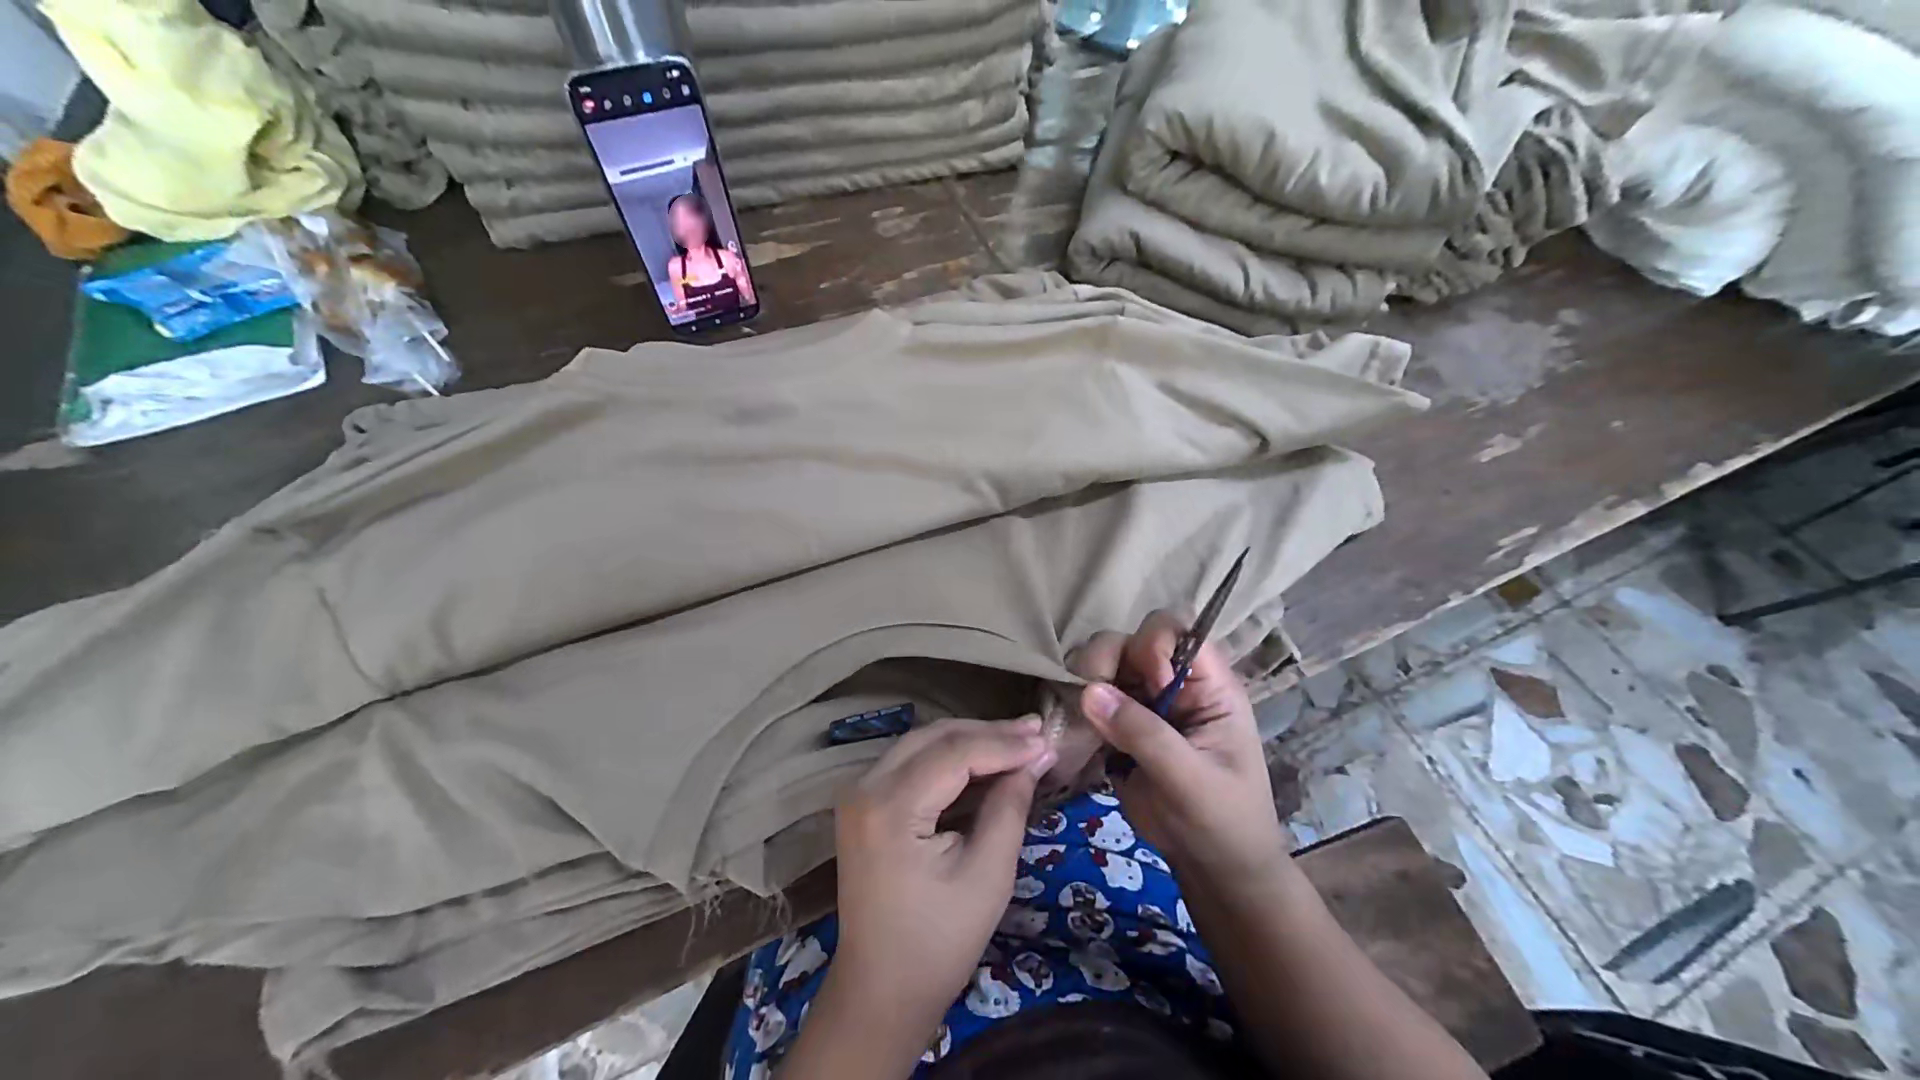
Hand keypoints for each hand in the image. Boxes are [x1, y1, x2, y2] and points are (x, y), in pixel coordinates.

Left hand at [830, 716, 1055, 1023]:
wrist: (881, 990)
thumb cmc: (938, 942)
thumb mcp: (987, 876)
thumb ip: (1009, 807)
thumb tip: (1036, 758)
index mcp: (889, 808)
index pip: (954, 753)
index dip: (1004, 743)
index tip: (1047, 739)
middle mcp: (864, 788)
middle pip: (934, 738)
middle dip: (988, 733)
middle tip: (1037, 732)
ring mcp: (858, 793)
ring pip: (922, 744)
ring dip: (970, 740)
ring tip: (1020, 739)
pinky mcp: (864, 803)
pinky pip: (911, 762)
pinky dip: (950, 757)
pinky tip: (984, 758)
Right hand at [1070, 612, 1290, 893]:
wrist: (1213, 868)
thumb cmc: (1222, 822)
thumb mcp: (1191, 781)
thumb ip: (1144, 735)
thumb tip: (1089, 690)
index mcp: (1209, 686)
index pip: (1178, 632)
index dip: (1154, 646)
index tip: (1145, 684)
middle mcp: (1173, 684)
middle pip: (1130, 641)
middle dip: (1106, 660)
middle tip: (1091, 698)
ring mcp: (1144, 703)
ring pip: (1104, 665)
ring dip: (1085, 681)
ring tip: (1081, 717)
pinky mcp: (1118, 725)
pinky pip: (1090, 698)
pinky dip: (1075, 706)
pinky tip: (1072, 729)